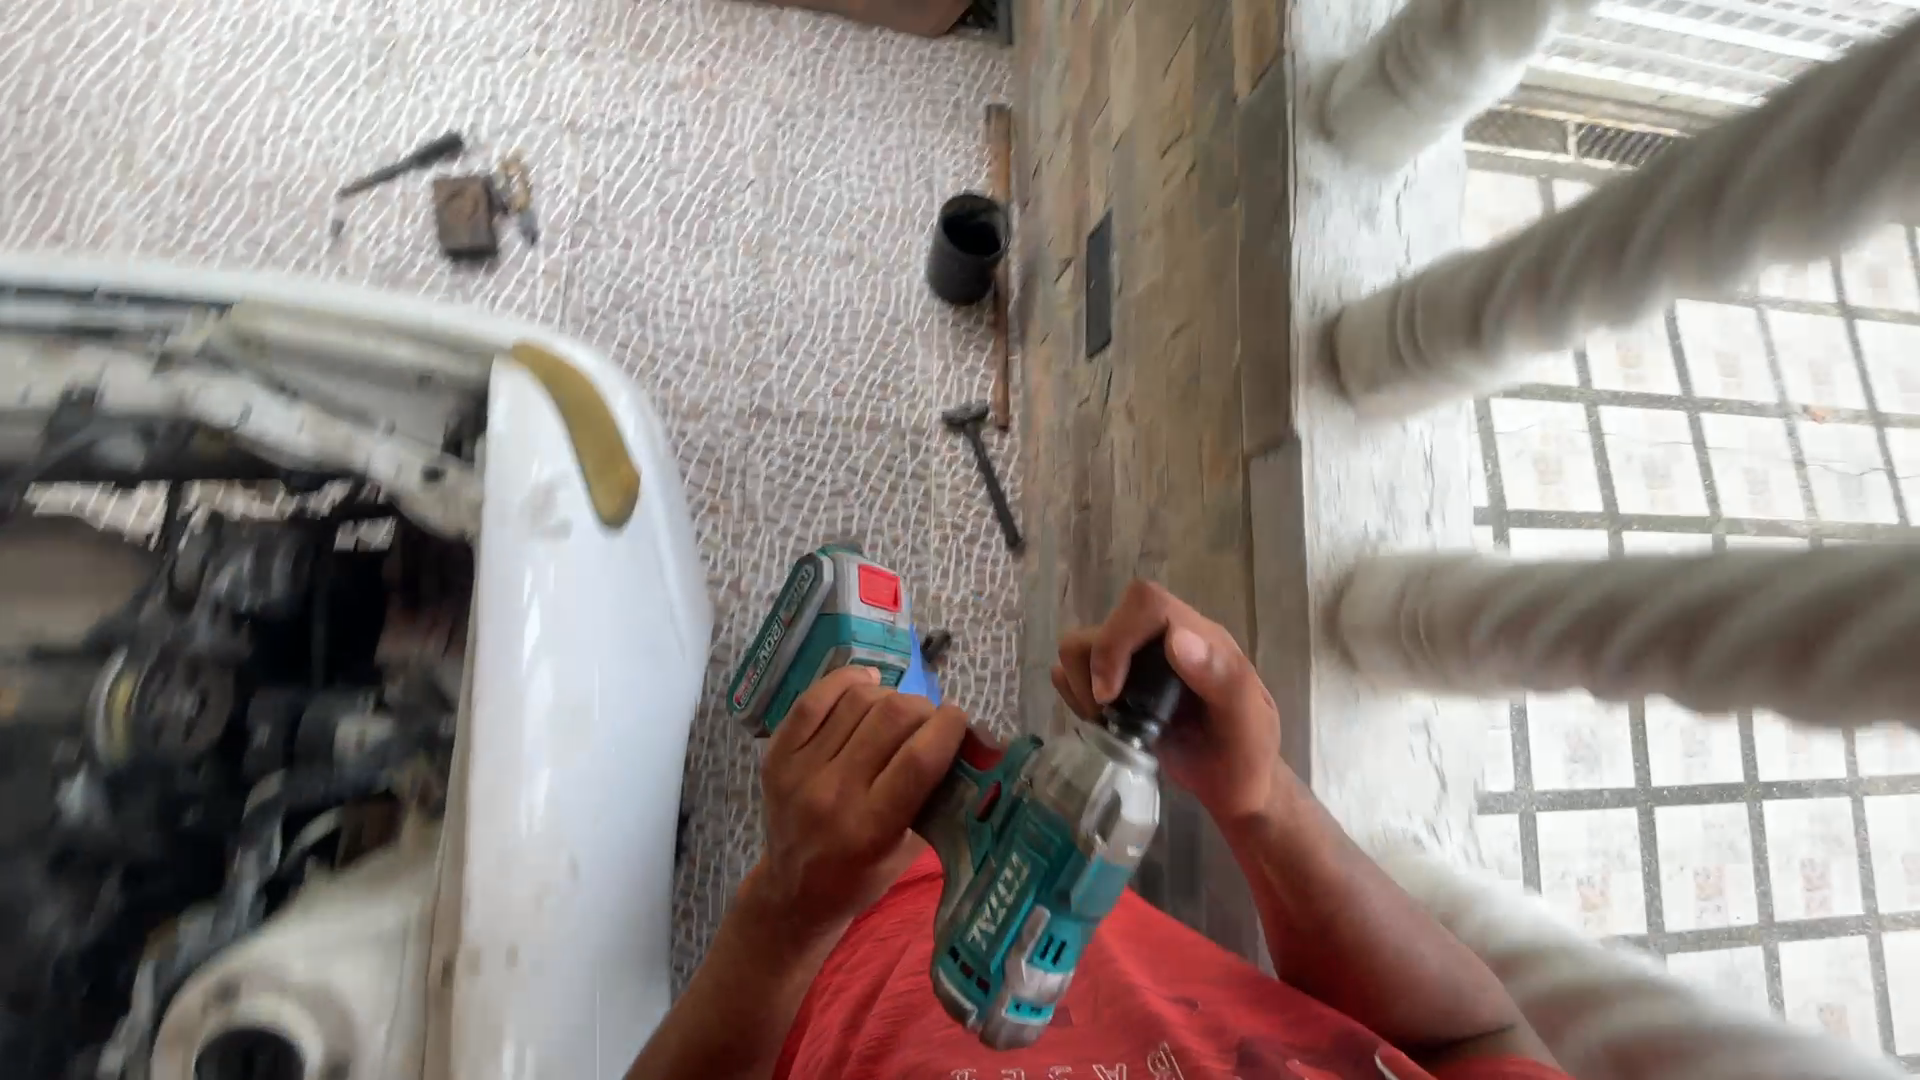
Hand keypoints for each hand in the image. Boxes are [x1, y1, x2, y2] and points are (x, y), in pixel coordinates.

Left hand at [750, 665, 970, 942]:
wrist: (794, 893)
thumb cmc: (865, 874)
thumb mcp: (911, 848)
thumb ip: (939, 795)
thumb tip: (975, 741)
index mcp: (872, 828)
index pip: (919, 759)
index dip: (949, 726)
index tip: (959, 720)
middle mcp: (834, 795)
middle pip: (891, 718)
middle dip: (923, 708)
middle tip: (929, 719)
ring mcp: (800, 771)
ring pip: (857, 700)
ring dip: (889, 695)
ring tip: (898, 710)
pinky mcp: (777, 755)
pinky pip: (814, 698)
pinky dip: (846, 680)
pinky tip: (867, 683)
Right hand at [1050, 580, 1284, 824]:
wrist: (1234, 788)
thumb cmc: (1246, 758)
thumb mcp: (1251, 726)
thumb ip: (1224, 680)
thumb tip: (1176, 638)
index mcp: (1198, 636)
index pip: (1145, 602)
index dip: (1116, 638)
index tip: (1113, 693)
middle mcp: (1161, 640)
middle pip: (1104, 624)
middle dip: (1094, 671)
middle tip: (1108, 713)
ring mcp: (1134, 661)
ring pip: (1078, 645)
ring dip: (1081, 686)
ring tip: (1105, 720)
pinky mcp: (1113, 682)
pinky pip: (1069, 670)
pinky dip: (1074, 695)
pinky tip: (1100, 722)